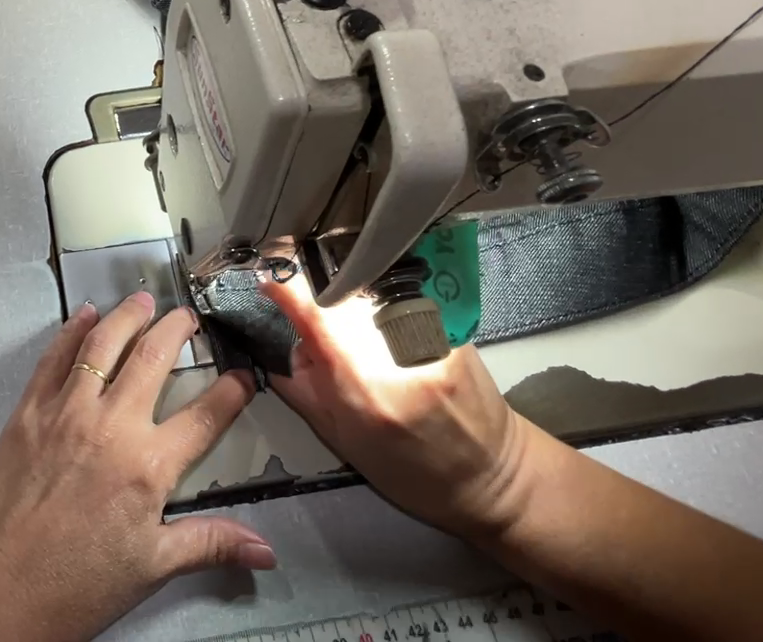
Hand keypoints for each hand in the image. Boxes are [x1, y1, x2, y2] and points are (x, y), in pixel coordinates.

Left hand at [0, 293, 271, 641]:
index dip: (231, 391)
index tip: (242, 374)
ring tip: (143, 300)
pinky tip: (84, 315)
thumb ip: (210, 543)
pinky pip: (54, 358)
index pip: (205, 416)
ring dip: (126, 316)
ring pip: (102, 345)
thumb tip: (265, 551)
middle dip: (176, 329)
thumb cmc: (79, 582)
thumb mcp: (153, 565)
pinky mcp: (30, 409)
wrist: (1, 585)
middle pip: (153, 359)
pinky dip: (71, 331)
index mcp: (149, 465)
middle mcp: (112, 425)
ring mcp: (67, 411)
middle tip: (188, 316)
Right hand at [263, 274, 533, 541]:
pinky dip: (382, 308)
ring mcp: (429, 339)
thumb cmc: (411, 473)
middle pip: (341, 298)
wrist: (493, 479)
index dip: (287, 291)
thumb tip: (274, 345)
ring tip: (356, 332)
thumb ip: (301, 388)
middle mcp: (396, 357)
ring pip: (370, 296)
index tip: (269, 283)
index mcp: (362, 390)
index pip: (316, 315)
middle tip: (314, 321)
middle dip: (319, 301)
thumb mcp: (340, 440)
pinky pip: (402, 301)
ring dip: (350, 303)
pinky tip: (388, 333)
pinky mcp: (452, 329)